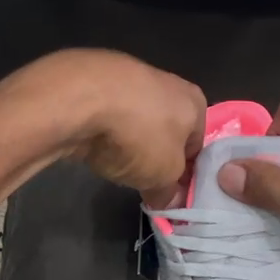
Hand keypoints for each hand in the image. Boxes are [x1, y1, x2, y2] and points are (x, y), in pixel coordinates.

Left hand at [0, 50, 205, 206]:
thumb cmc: (139, 136)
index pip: (198, 147)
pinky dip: (104, 132)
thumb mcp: (163, 176)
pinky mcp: (96, 81)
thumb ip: (170, 192)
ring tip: (116, 165)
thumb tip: (169, 201)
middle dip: (156, 158)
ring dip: (129, 145)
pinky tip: (95, 146)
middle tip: (143, 184)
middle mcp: (168, 84)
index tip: (170, 195)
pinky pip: (108, 116)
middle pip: (166, 132)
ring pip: (136, 123)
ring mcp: (130, 77)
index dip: (185, 175)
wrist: (81, 99)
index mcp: (195, 102)